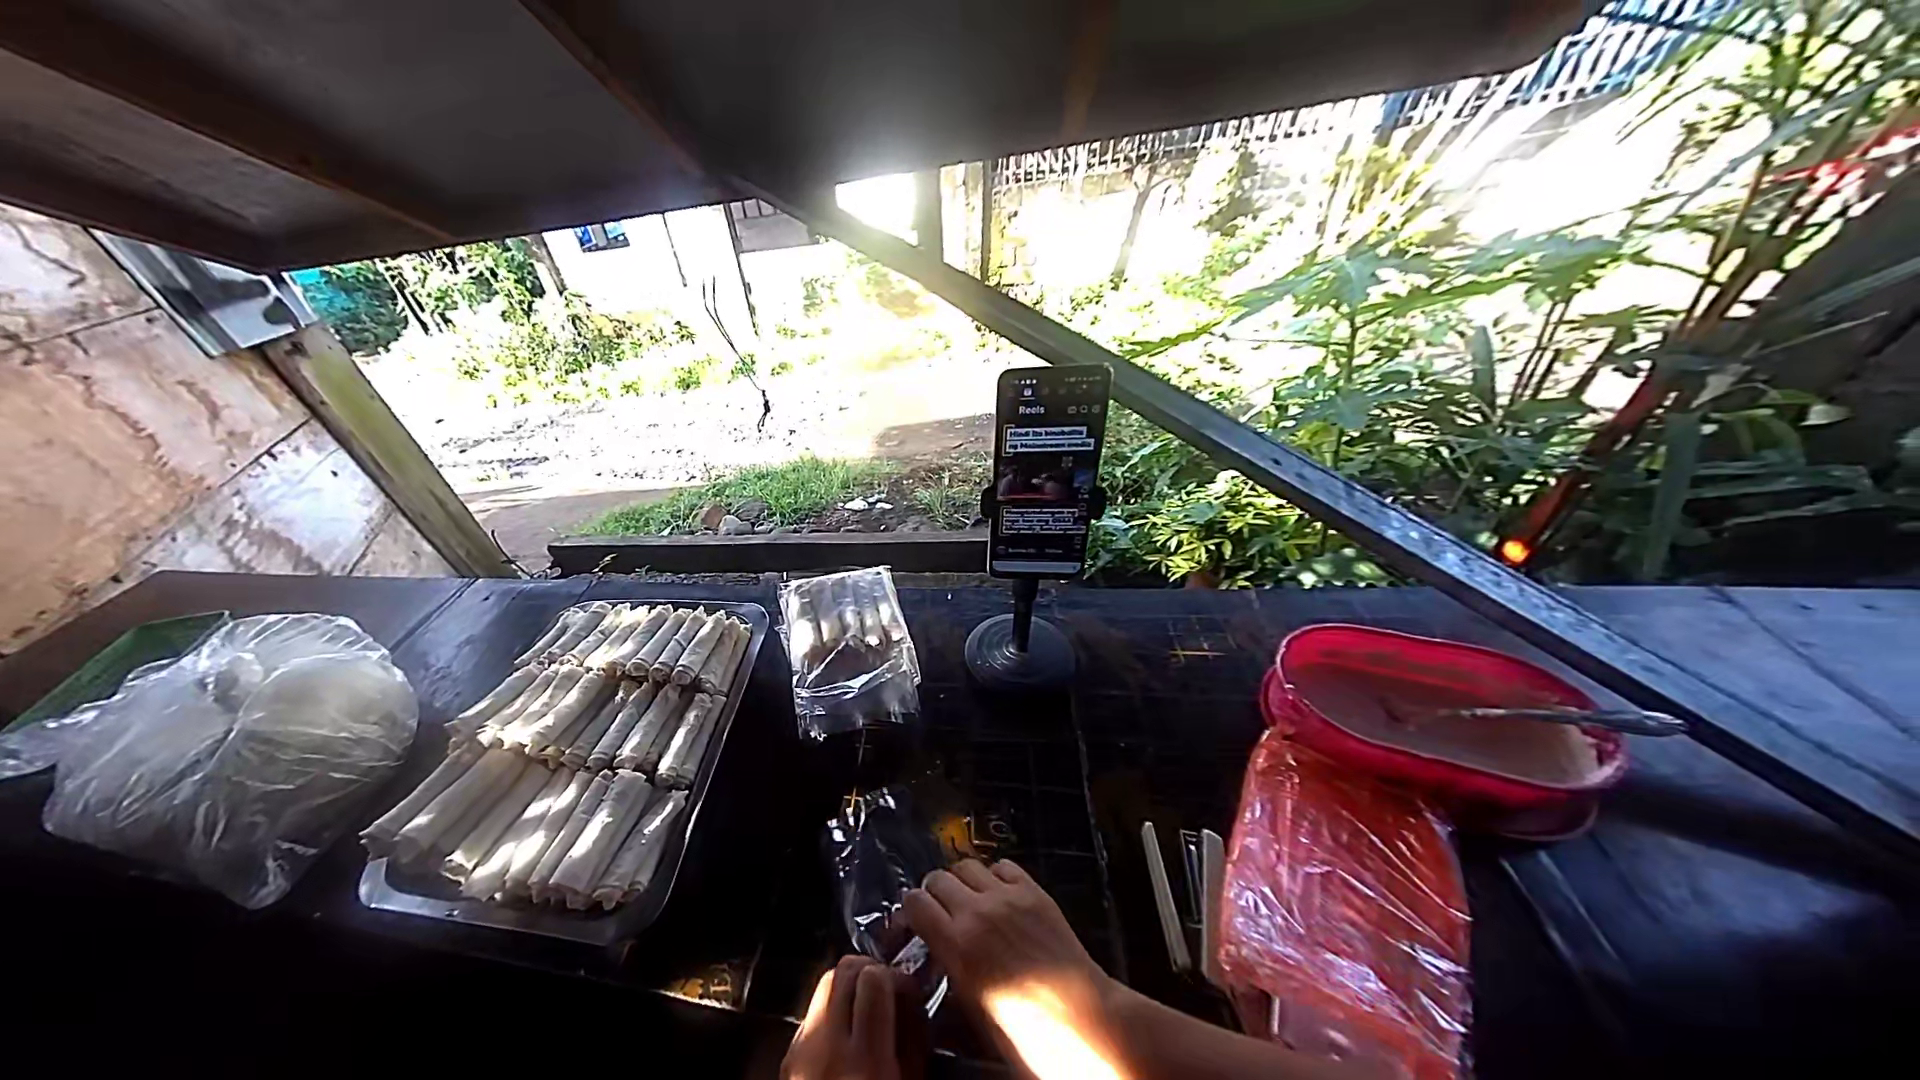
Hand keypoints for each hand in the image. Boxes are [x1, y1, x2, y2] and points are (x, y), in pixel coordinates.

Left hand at [782, 956, 905, 1079]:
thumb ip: (911, 1040)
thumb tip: (911, 999)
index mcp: (863, 1060)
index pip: (873, 977)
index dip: (894, 975)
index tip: (907, 990)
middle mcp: (825, 1049)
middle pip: (844, 968)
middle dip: (870, 970)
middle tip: (888, 991)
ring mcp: (798, 1051)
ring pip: (826, 985)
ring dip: (851, 988)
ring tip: (868, 1011)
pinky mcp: (787, 1057)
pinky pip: (813, 1014)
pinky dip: (833, 1013)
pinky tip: (847, 1036)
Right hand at [903, 859, 1125, 1078]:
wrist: (1081, 1019)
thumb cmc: (1027, 1031)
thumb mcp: (973, 1009)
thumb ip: (950, 970)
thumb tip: (938, 953)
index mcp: (958, 945)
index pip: (916, 903)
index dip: (911, 910)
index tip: (914, 919)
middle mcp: (978, 912)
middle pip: (938, 877)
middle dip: (933, 892)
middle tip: (940, 909)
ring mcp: (1008, 897)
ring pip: (967, 865)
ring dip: (961, 880)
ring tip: (968, 900)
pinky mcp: (1033, 891)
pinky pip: (1003, 866)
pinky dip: (994, 876)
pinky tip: (999, 894)